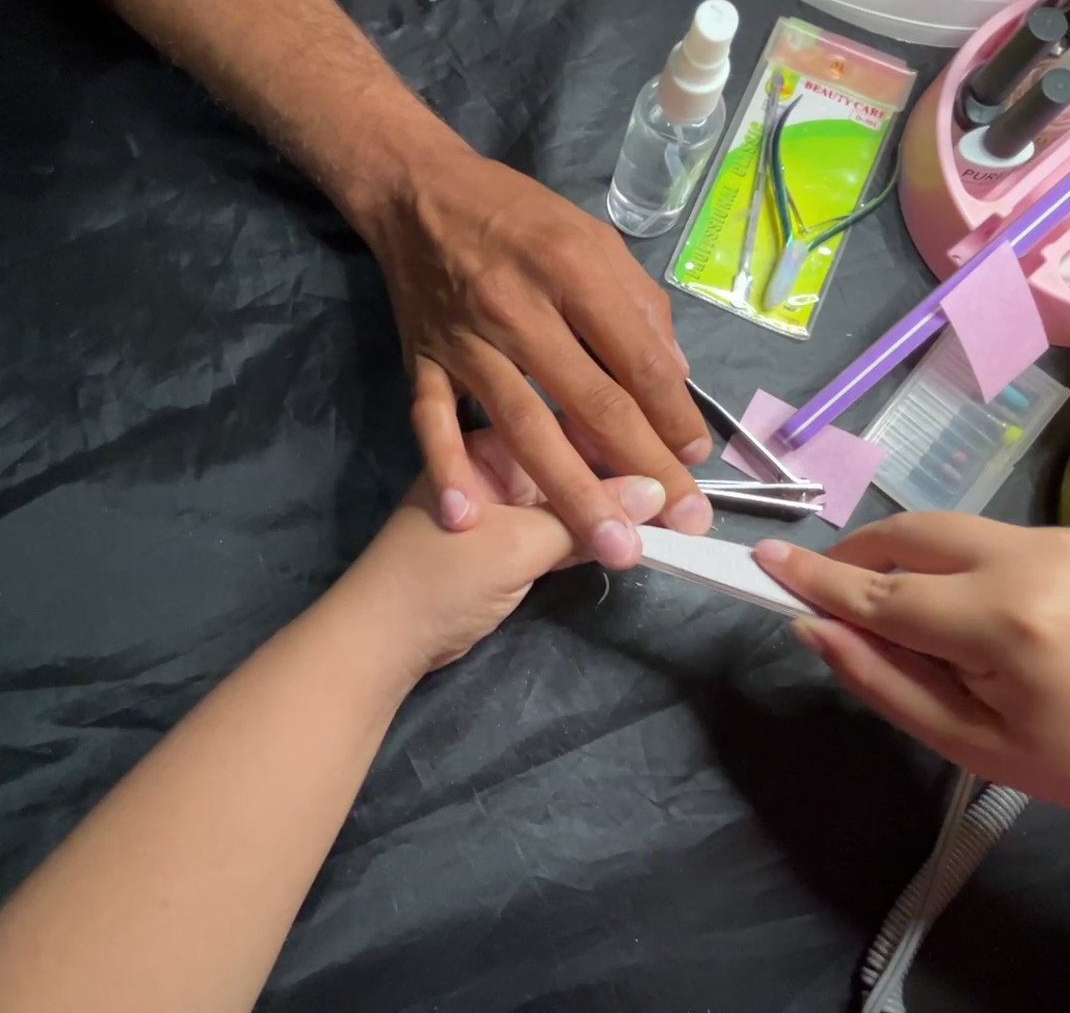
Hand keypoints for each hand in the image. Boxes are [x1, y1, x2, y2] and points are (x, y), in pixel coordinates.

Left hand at [336, 430, 666, 681]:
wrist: (383, 641)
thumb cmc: (438, 577)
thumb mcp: (515, 545)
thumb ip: (584, 520)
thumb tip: (656, 496)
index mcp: (491, 446)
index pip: (567, 428)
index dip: (621, 440)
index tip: (677, 455)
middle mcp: (500, 468)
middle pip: (574, 463)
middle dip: (625, 478)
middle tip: (686, 490)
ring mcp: (505, 509)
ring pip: (572, 500)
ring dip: (612, 512)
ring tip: (672, 514)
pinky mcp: (510, 546)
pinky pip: (562, 531)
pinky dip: (592, 537)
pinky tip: (633, 538)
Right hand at [357, 149, 712, 569]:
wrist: (418, 193)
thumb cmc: (516, 214)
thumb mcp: (592, 235)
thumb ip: (637, 306)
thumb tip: (672, 379)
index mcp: (572, 270)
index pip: (636, 358)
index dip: (673, 414)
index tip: (695, 458)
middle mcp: (520, 310)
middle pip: (591, 403)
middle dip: (642, 469)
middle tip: (681, 526)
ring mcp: (467, 341)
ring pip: (524, 425)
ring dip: (571, 491)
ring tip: (611, 546)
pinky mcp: (422, 361)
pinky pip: (434, 422)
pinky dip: (447, 469)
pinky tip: (468, 520)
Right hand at [752, 513, 1069, 838]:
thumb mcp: (974, 747)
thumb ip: (881, 680)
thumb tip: (812, 628)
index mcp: (1003, 622)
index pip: (876, 591)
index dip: (811, 576)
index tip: (760, 557)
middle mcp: (1030, 558)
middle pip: (905, 534)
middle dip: (856, 555)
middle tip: (832, 595)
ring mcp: (1064, 538)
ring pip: (944, 530)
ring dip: (903, 558)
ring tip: (906, 613)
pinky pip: (987, 539)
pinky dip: (951, 562)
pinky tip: (972, 610)